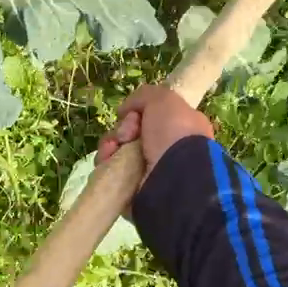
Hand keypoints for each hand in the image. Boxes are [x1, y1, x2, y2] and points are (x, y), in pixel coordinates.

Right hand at [97, 85, 213, 174]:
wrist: (174, 177)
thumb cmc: (174, 134)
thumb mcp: (164, 100)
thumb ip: (144, 96)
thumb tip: (124, 111)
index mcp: (181, 130)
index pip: (151, 117)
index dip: (138, 113)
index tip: (135, 115)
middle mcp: (166, 151)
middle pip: (131, 133)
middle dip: (122, 130)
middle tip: (127, 135)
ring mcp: (149, 172)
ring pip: (119, 152)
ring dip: (110, 145)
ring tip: (113, 149)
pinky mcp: (133, 190)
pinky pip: (112, 171)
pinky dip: (106, 164)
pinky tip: (107, 161)